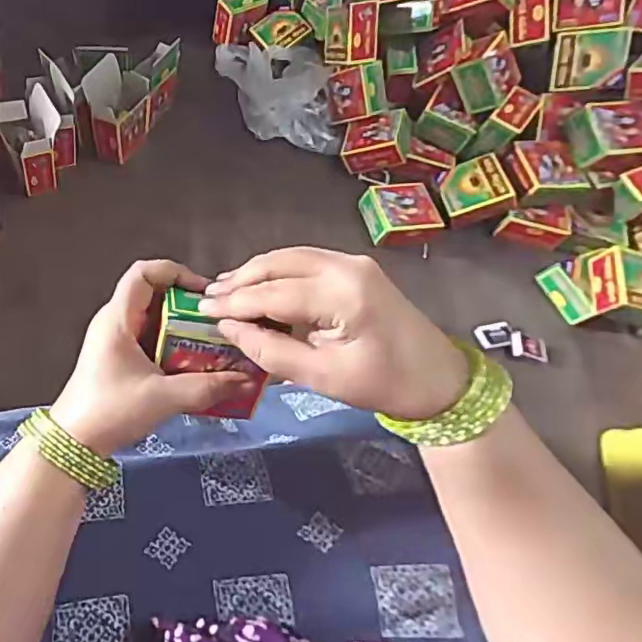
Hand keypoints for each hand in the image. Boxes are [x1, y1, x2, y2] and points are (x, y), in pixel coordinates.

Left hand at [49, 260, 256, 452]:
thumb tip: (244, 379)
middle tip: (214, 322)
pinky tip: (192, 364)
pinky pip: (149, 338)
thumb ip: (207, 387)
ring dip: (181, 327)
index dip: (175, 273)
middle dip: (186, 304)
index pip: (143, 272)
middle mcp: (114, 322)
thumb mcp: (162, 398)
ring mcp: (114, 340)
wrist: (74, 442)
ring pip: (153, 318)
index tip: (203, 292)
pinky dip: (172, 344)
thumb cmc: (109, 412)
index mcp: (117, 320)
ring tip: (210, 344)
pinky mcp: (118, 358)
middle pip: (153, 294)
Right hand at [199, 247, 467, 420]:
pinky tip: (259, 287)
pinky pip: (305, 262)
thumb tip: (229, 329)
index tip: (201, 311)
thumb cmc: (385, 384)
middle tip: (208, 297)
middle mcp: (346, 267)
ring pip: (290, 257)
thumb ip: (271, 351)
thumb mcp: (324, 378)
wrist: (441, 381)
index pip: (273, 292)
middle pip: (278, 263)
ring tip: (225, 291)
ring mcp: (353, 263)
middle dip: (240, 280)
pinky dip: (277, 272)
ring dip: (256, 272)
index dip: (234, 302)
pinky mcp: (356, 269)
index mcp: (343, 294)